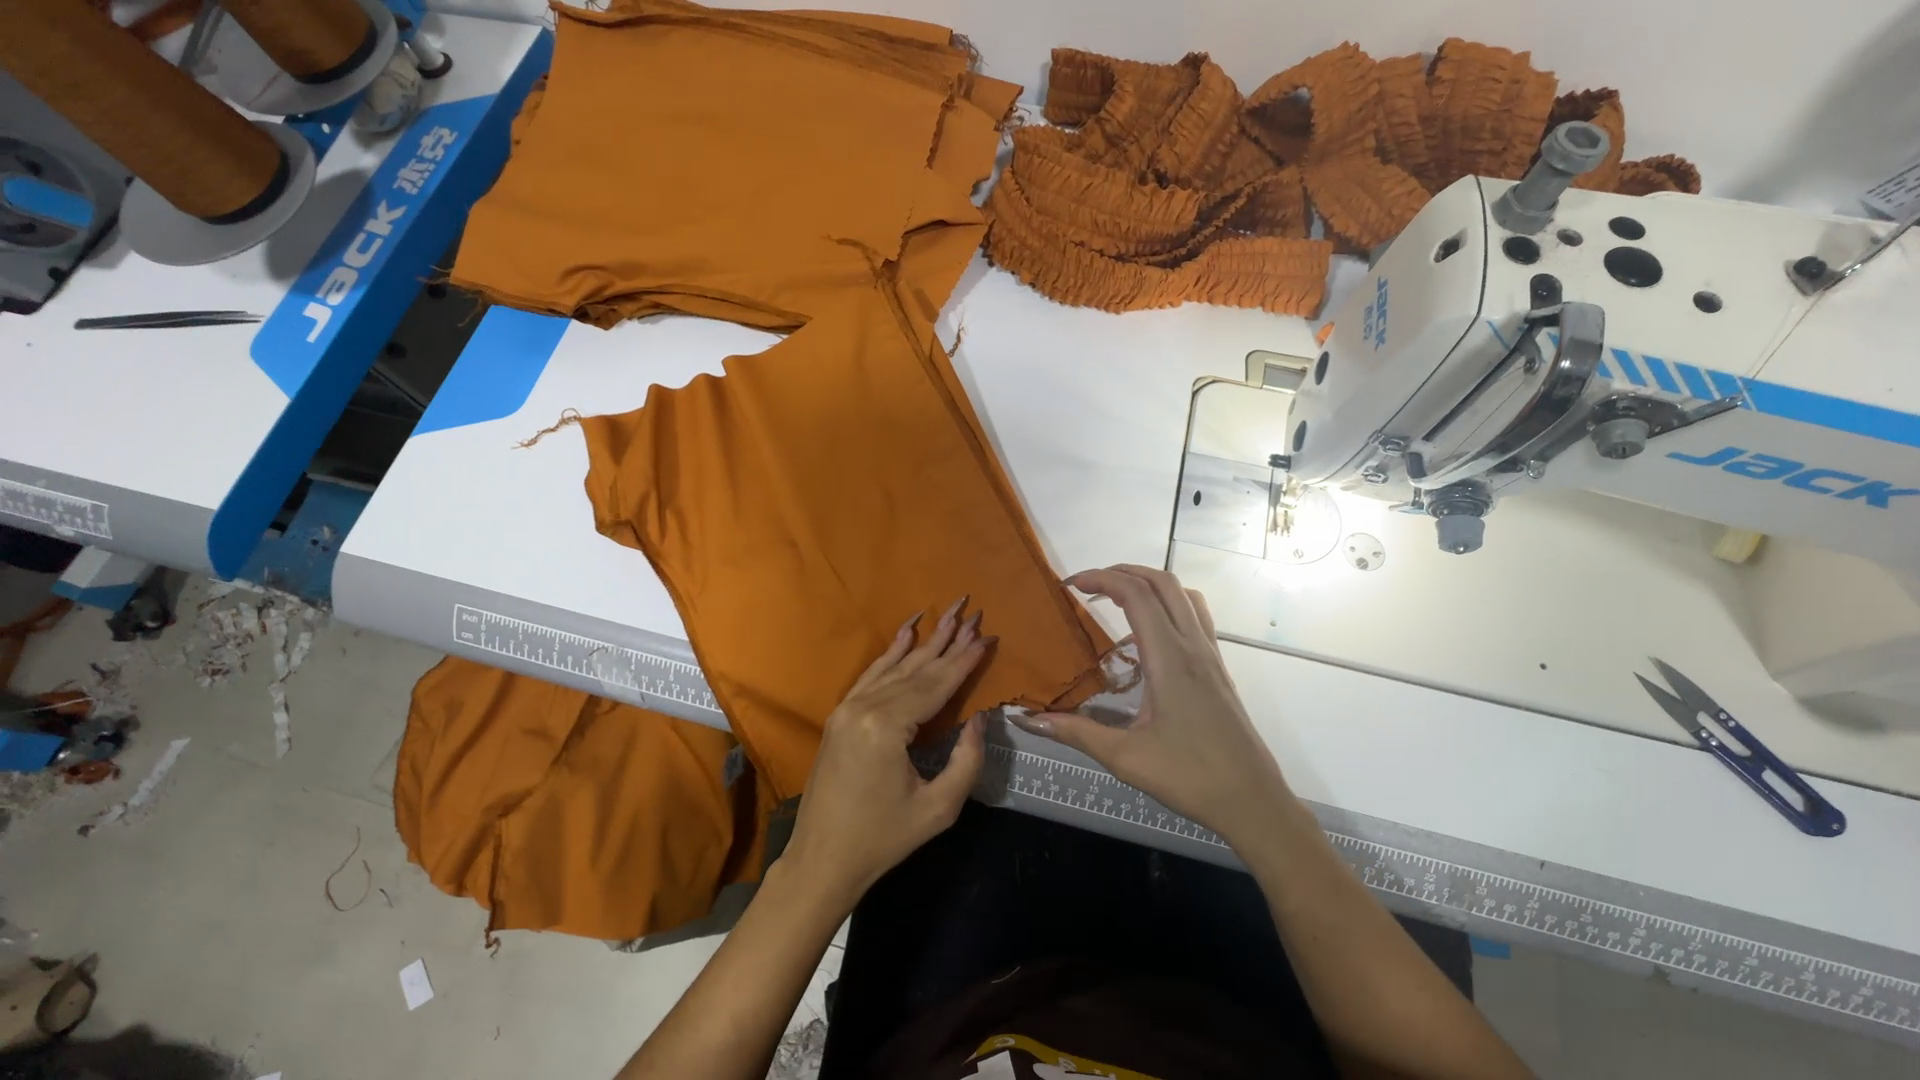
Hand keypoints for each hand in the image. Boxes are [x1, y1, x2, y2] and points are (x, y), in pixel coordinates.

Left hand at [780, 597, 991, 908]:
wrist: (823, 859)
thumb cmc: (884, 839)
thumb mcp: (938, 808)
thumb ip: (966, 760)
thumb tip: (979, 719)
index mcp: (887, 727)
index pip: (935, 685)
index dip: (964, 661)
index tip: (987, 636)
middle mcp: (864, 708)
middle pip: (915, 669)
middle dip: (947, 640)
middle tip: (972, 610)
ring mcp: (846, 709)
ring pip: (893, 667)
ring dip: (923, 641)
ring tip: (949, 615)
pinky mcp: (839, 717)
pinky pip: (870, 676)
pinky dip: (891, 653)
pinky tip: (905, 633)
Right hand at [1017, 565, 1291, 844]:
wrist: (1252, 800)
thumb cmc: (1189, 777)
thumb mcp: (1125, 758)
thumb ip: (1075, 732)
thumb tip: (1027, 718)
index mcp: (1170, 659)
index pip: (1136, 595)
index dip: (1101, 578)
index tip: (1070, 585)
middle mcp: (1193, 647)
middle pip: (1162, 583)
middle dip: (1123, 572)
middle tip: (1088, 586)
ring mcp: (1211, 656)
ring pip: (1184, 595)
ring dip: (1149, 583)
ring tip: (1117, 598)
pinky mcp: (1219, 669)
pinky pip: (1195, 616)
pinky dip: (1168, 604)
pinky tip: (1149, 632)